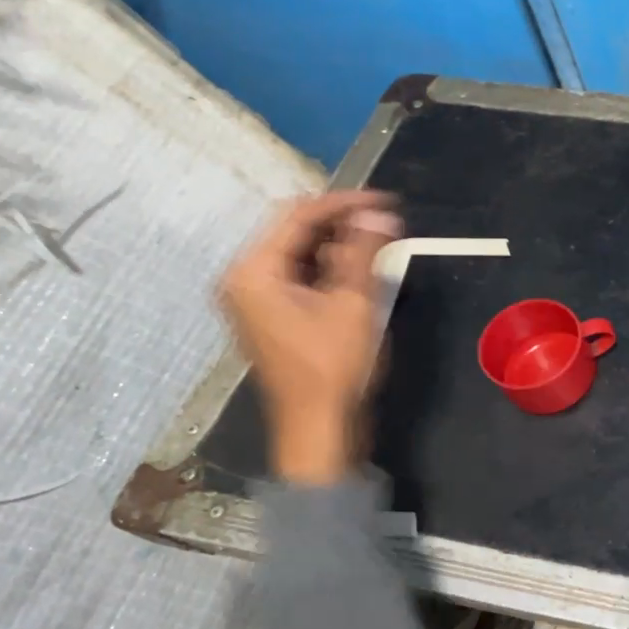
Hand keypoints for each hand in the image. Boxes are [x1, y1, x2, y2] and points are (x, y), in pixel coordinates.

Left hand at [220, 191, 401, 484]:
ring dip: (337, 245)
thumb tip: (379, 214)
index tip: (386, 202)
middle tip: (386, 223)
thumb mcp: (353, 305)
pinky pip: (296, 275)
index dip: (343, 203)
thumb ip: (364, 253)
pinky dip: (327, 267)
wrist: (318, 427)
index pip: (297, 216)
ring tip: (379, 245)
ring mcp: (252, 298)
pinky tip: (358, 271)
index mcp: (253, 271)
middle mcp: (243, 278)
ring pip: (297, 253)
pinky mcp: (269, 315)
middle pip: (292, 232)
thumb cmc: (333, 367)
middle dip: (341, 223)